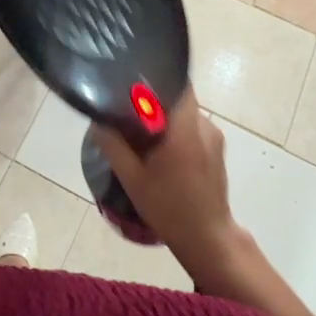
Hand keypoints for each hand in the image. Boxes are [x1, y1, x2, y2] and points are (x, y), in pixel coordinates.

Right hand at [93, 93, 246, 272]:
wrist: (207, 237)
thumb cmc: (168, 207)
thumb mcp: (132, 178)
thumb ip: (113, 145)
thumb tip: (98, 121)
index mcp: (184, 127)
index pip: (176, 83)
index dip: (155, 78)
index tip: (132, 83)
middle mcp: (204, 125)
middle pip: (178, 98)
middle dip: (155, 101)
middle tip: (129, 110)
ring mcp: (214, 137)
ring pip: (185, 114)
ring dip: (166, 118)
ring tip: (142, 133)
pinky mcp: (217, 150)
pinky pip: (194, 128)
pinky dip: (177, 131)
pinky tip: (160, 151)